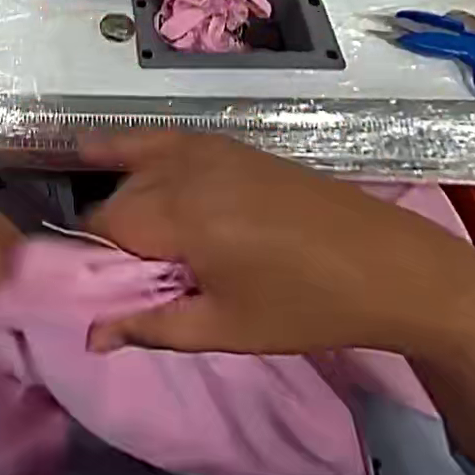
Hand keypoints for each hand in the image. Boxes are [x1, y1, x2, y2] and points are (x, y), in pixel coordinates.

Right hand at [82, 130, 474, 359]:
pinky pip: (156, 139)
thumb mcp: (225, 328)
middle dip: (111, 234)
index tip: (101, 285)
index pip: (103, 226)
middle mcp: (182, 171)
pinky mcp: (220, 142)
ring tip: (138, 238)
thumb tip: (90, 335)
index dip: (94, 257)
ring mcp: (201, 148)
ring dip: (122, 198)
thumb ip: (151, 326)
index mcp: (181, 217)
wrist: (384, 263)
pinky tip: (94, 149)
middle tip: (132, 274)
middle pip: (116, 197)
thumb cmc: (304, 305)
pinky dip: (125, 146)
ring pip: (131, 168)